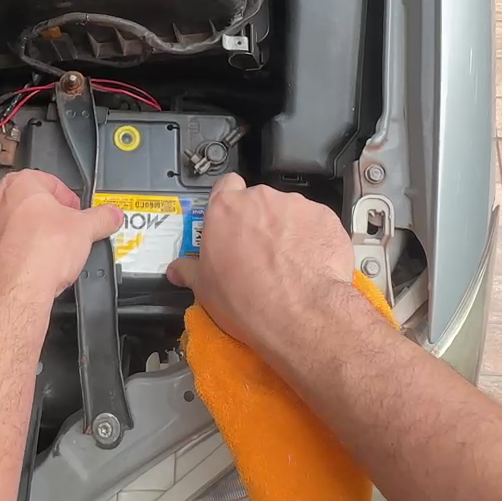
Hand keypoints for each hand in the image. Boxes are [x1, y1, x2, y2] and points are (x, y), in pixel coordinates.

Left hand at [0, 170, 123, 310]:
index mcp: (21, 183)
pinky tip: (32, 268)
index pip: (52, 182)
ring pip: (14, 226)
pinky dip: (17, 255)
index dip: (70, 200)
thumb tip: (112, 214)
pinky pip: (2, 249)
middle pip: (31, 203)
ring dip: (32, 236)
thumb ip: (102, 217)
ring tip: (51, 253)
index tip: (79, 213)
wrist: (14, 290)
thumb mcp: (85, 230)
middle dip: (50, 218)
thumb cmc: (39, 252)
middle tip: (68, 233)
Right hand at [168, 174, 359, 361]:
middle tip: (258, 251)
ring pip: (288, 211)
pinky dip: (313, 238)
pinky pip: (315, 222)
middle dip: (258, 221)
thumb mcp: (205, 290)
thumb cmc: (251, 301)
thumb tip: (178, 270)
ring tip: (287, 263)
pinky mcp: (324, 217)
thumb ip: (189, 271)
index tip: (231, 220)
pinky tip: (309, 264)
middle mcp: (258, 199)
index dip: (228, 201)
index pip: (225, 186)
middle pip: (257, 201)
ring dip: (286, 229)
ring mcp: (294, 205)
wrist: (300, 315)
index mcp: (224, 210)